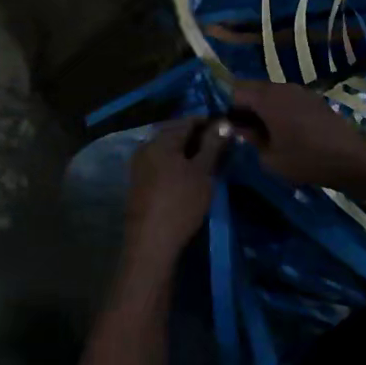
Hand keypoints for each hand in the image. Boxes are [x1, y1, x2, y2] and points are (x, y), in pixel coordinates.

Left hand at [123, 118, 231, 260]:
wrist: (151, 243)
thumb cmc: (181, 203)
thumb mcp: (202, 172)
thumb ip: (213, 145)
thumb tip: (223, 122)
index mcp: (160, 140)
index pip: (187, 122)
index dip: (208, 123)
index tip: (226, 130)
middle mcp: (145, 147)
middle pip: (174, 134)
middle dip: (196, 137)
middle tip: (219, 147)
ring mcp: (139, 166)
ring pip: (167, 150)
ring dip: (186, 152)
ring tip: (207, 162)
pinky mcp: (139, 183)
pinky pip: (160, 164)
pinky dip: (176, 164)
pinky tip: (188, 175)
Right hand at [228, 80, 365, 187]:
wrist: (351, 159)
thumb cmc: (306, 160)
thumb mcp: (270, 158)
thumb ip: (250, 139)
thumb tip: (238, 128)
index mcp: (267, 98)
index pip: (235, 90)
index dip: (225, 105)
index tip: (221, 122)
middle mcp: (282, 87)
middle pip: (253, 88)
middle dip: (242, 105)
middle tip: (237, 128)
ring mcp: (300, 91)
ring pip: (270, 93)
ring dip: (261, 107)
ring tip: (258, 131)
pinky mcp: (313, 99)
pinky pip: (286, 98)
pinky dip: (278, 109)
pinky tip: (280, 129)